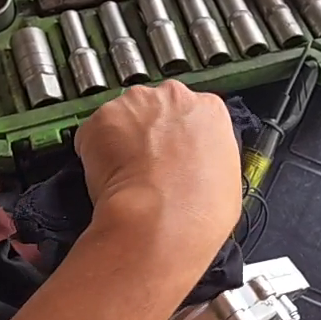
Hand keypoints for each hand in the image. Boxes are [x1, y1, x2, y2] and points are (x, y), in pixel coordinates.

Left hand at [75, 81, 239, 263]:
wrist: (162, 221)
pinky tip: (109, 179)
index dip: (179, 136)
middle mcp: (173, 98)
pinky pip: (93, 135)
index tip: (174, 152)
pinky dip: (95, 154)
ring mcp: (135, 105)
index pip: (191, 112)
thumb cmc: (197, 210)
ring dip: (121, 140)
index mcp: (209, 110)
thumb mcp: (227, 180)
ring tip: (128, 176)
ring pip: (122, 118)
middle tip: (149, 166)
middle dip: (149, 132)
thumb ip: (210, 160)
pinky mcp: (101, 120)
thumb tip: (199, 169)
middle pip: (156, 108)